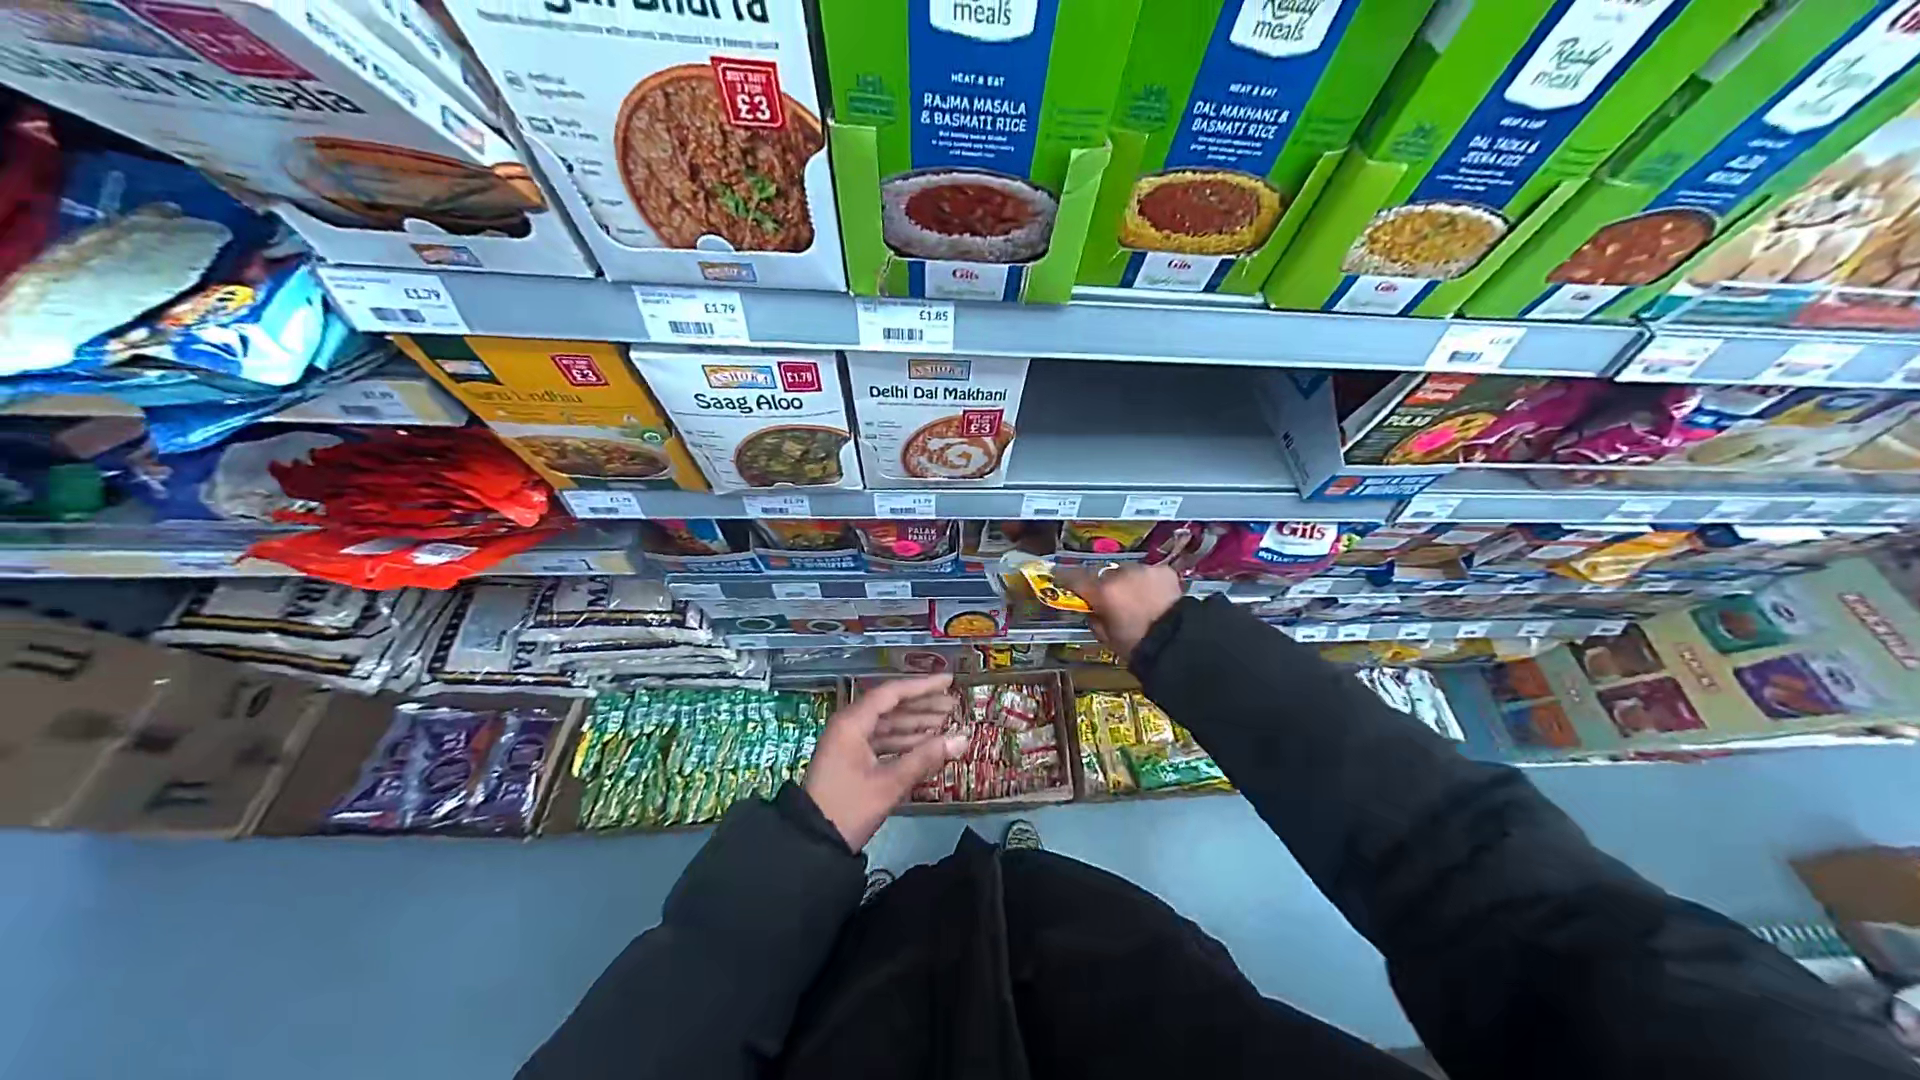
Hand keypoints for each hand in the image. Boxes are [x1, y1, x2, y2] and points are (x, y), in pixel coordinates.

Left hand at [803, 673, 967, 850]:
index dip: (922, 686)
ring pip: (887, 725)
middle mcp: (849, 726)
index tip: (949, 681)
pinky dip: (904, 742)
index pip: (891, 693)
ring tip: (946, 724)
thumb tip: (962, 738)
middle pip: (890, 707)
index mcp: (852, 723)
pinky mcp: (851, 759)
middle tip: (953, 705)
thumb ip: (926, 758)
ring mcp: (848, 743)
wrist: (813, 843)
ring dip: (915, 724)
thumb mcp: (890, 783)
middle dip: (922, 705)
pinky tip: (926, 745)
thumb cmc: (849, 808)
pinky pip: (881, 741)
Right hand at [1056, 562, 1183, 659]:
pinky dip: (1148, 582)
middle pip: (1103, 574)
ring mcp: (1143, 570)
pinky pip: (1148, 574)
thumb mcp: (1106, 636)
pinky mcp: (1163, 570)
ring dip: (1127, 582)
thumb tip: (1091, 608)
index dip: (1064, 577)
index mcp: (1102, 591)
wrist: (1178, 642)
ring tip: (1136, 599)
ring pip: (1127, 572)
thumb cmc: (1136, 645)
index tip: (1058, 577)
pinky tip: (1154, 596)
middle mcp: (1120, 574)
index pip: (1074, 577)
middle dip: (1104, 584)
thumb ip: (1093, 618)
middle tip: (1110, 599)